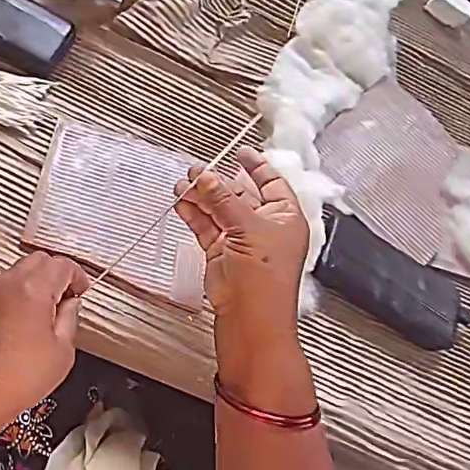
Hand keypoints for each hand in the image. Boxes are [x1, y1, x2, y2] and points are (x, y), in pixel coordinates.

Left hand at [0, 252, 87, 434]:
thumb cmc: (21, 377)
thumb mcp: (63, 350)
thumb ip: (70, 317)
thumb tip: (71, 304)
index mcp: (35, 288)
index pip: (63, 265)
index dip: (78, 277)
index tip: (82, 292)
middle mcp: (11, 282)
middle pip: (41, 259)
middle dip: (57, 273)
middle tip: (68, 297)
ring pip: (22, 268)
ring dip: (38, 280)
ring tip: (49, 308)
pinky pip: (8, 284)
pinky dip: (22, 290)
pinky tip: (29, 315)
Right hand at [173, 148, 309, 327]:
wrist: (250, 316)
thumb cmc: (267, 280)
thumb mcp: (247, 228)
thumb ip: (224, 200)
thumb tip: (208, 178)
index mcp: (285, 217)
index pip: (271, 183)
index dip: (256, 166)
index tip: (242, 152)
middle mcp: (264, 227)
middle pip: (240, 195)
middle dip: (219, 182)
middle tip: (200, 170)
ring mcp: (241, 240)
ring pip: (219, 210)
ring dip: (202, 196)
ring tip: (185, 184)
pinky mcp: (221, 252)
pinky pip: (206, 226)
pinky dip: (194, 213)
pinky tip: (183, 202)